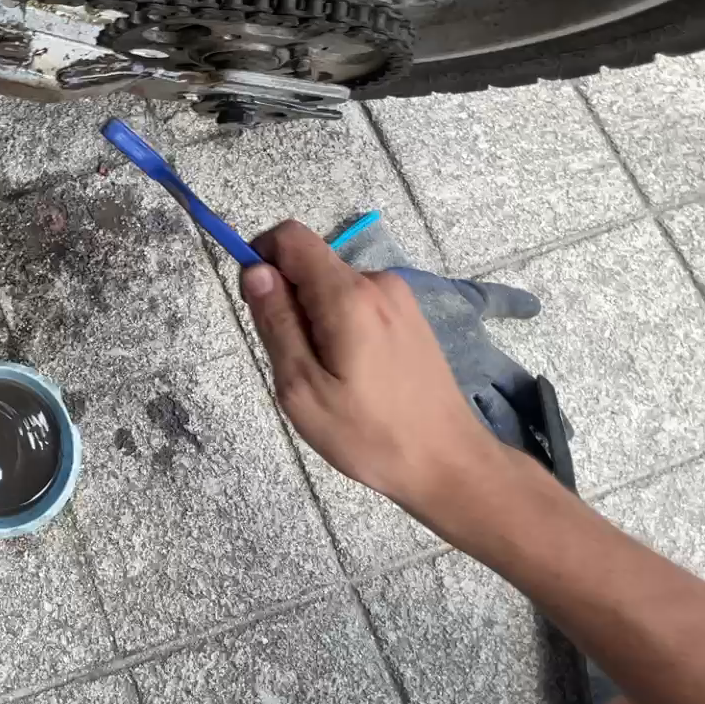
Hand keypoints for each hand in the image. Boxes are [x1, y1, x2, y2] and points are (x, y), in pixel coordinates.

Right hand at [239, 220, 510, 515]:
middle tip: (294, 361)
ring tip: (325, 375)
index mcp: (348, 296)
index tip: (256, 304)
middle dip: (286, 300)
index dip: (260, 256)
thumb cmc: (368, 434)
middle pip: (308, 264)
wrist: (451, 466)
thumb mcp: (300, 387)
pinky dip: (336, 326)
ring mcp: (398, 298)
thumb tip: (254, 270)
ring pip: (329, 286)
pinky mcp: (408, 315)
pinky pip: (353, 301)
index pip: (290, 237)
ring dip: (311, 318)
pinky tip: (351, 373)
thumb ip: (275, 322)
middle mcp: (377, 283)